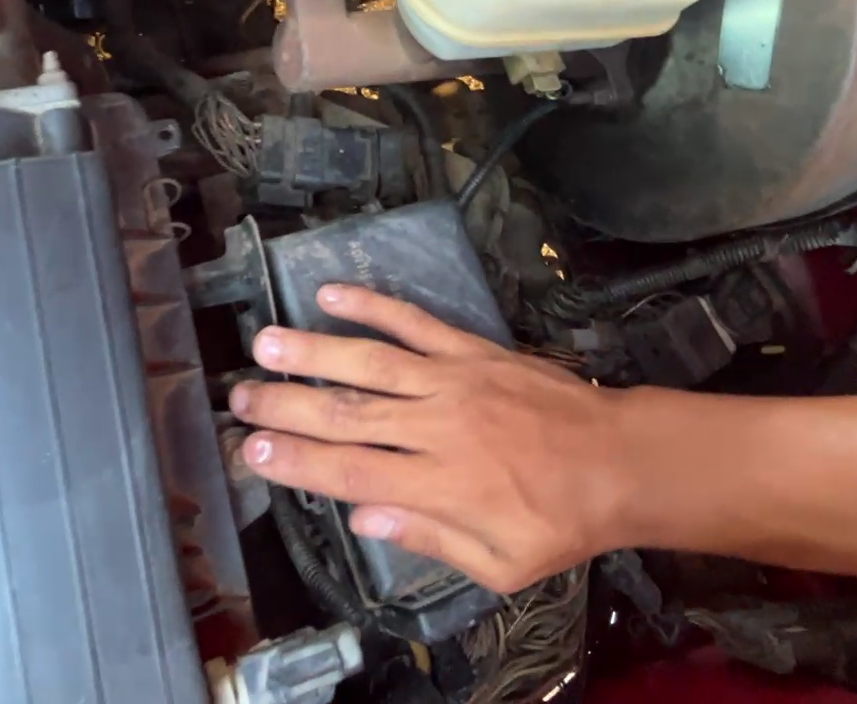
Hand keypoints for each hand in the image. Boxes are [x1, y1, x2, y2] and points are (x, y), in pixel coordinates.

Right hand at [231, 285, 637, 593]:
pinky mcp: (469, 348)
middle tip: (238, 397)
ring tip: (266, 343)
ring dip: (314, 351)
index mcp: (441, 484)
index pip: (350, 471)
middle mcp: (436, 427)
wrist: (618, 458)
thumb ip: (429, 538)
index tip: (252, 451)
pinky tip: (332, 292)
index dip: (296, 462)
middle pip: (348, 413)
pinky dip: (372, 304)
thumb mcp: (502, 564)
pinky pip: (414, 321)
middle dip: (287, 406)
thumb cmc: (558, 519)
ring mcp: (452, 379)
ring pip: (370, 362)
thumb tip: (360, 518)